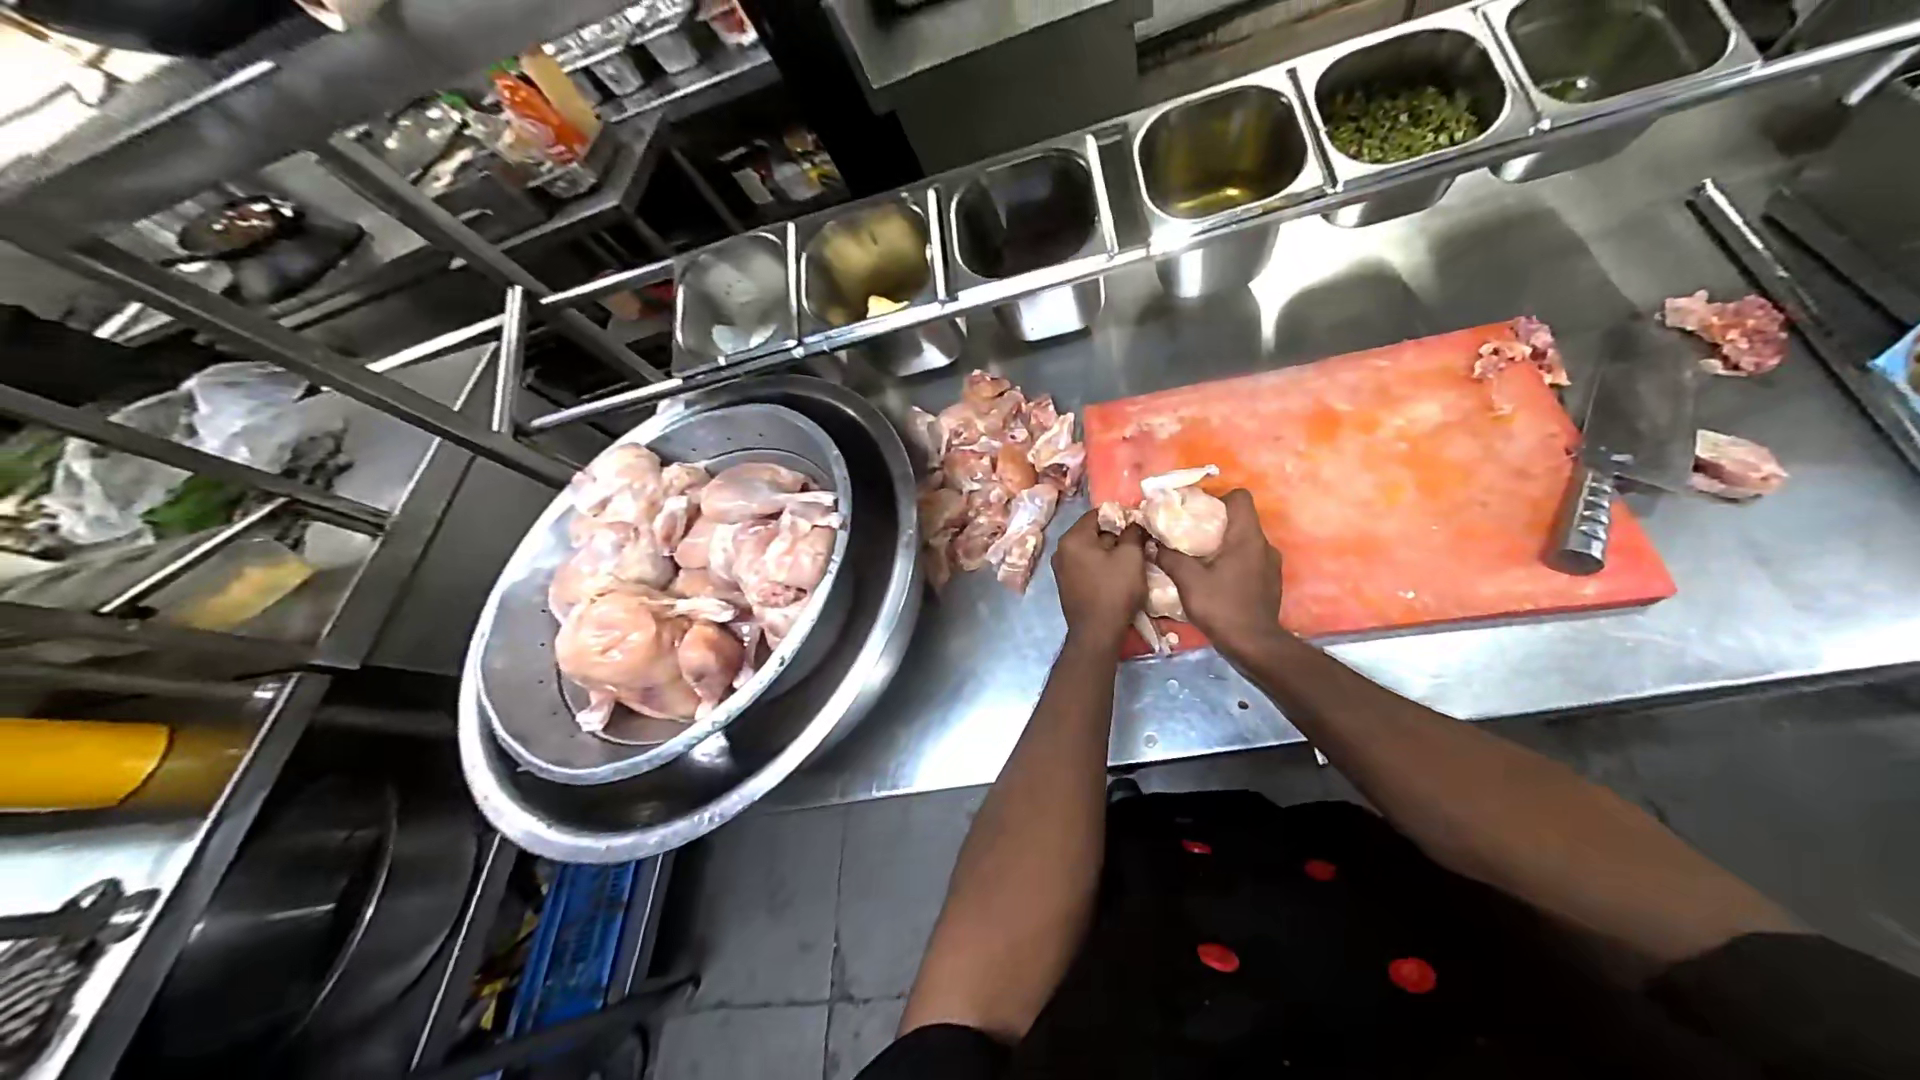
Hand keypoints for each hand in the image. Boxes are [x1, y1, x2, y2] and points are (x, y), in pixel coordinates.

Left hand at [1052, 511, 1147, 648]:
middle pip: (1092, 532)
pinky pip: (1086, 565)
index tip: (1137, 524)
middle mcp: (1060, 550)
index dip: (1119, 515)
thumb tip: (1133, 523)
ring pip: (1090, 550)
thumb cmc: (1114, 591)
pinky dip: (1100, 565)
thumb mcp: (1131, 557)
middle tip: (1137, 542)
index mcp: (1072, 539)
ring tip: (1130, 559)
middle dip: (1115, 535)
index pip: (1096, 514)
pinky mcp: (1067, 584)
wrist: (1097, 633)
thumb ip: (1132, 533)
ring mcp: (1061, 569)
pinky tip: (1117, 575)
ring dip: (1109, 552)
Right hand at [1153, 489, 1284, 657]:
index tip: (1196, 512)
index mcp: (1247, 537)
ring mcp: (1270, 564)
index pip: (1240, 497)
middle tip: (1189, 535)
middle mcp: (1263, 545)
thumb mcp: (1188, 580)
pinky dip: (1232, 561)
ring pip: (1245, 541)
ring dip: (1223, 544)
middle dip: (1215, 522)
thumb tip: (1153, 544)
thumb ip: (1169, 557)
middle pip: (1240, 519)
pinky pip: (1250, 559)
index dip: (1218, 498)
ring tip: (1200, 558)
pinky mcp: (1269, 581)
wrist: (1253, 644)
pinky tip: (1215, 578)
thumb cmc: (1221, 606)